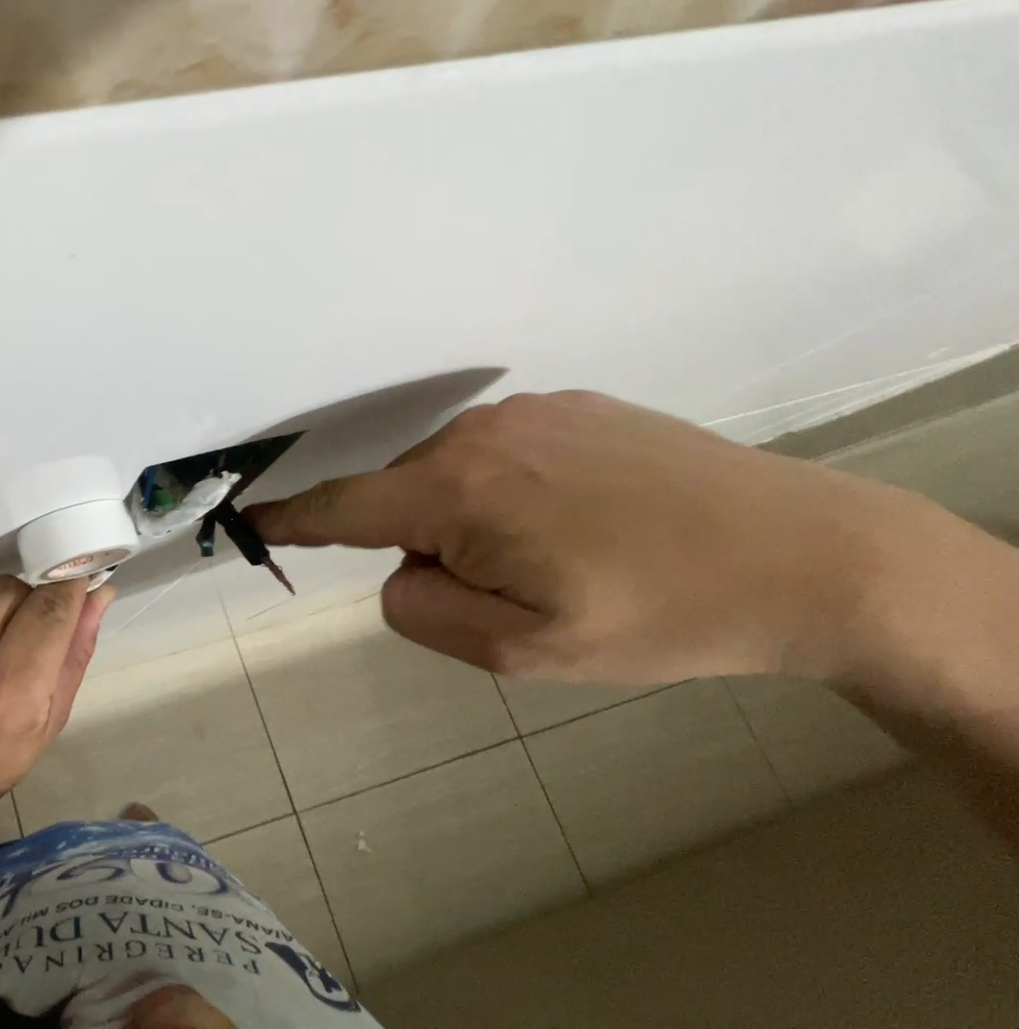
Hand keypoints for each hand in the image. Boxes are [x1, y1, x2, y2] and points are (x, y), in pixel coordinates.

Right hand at [245, 390, 990, 687]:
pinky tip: (587, 521)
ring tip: (564, 558)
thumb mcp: (523, 650)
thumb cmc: (658, 616)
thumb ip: (424, 611)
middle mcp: (477, 435)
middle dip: (423, 545)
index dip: (289, 518)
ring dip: (471, 519)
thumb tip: (399, 571)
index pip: (341, 509)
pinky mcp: (574, 406)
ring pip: (451, 477)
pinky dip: (510, 491)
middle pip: (401, 499)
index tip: (247, 517)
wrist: (810, 557)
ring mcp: (529, 412)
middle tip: (513, 595)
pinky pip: (501, 454)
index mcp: (456, 493)